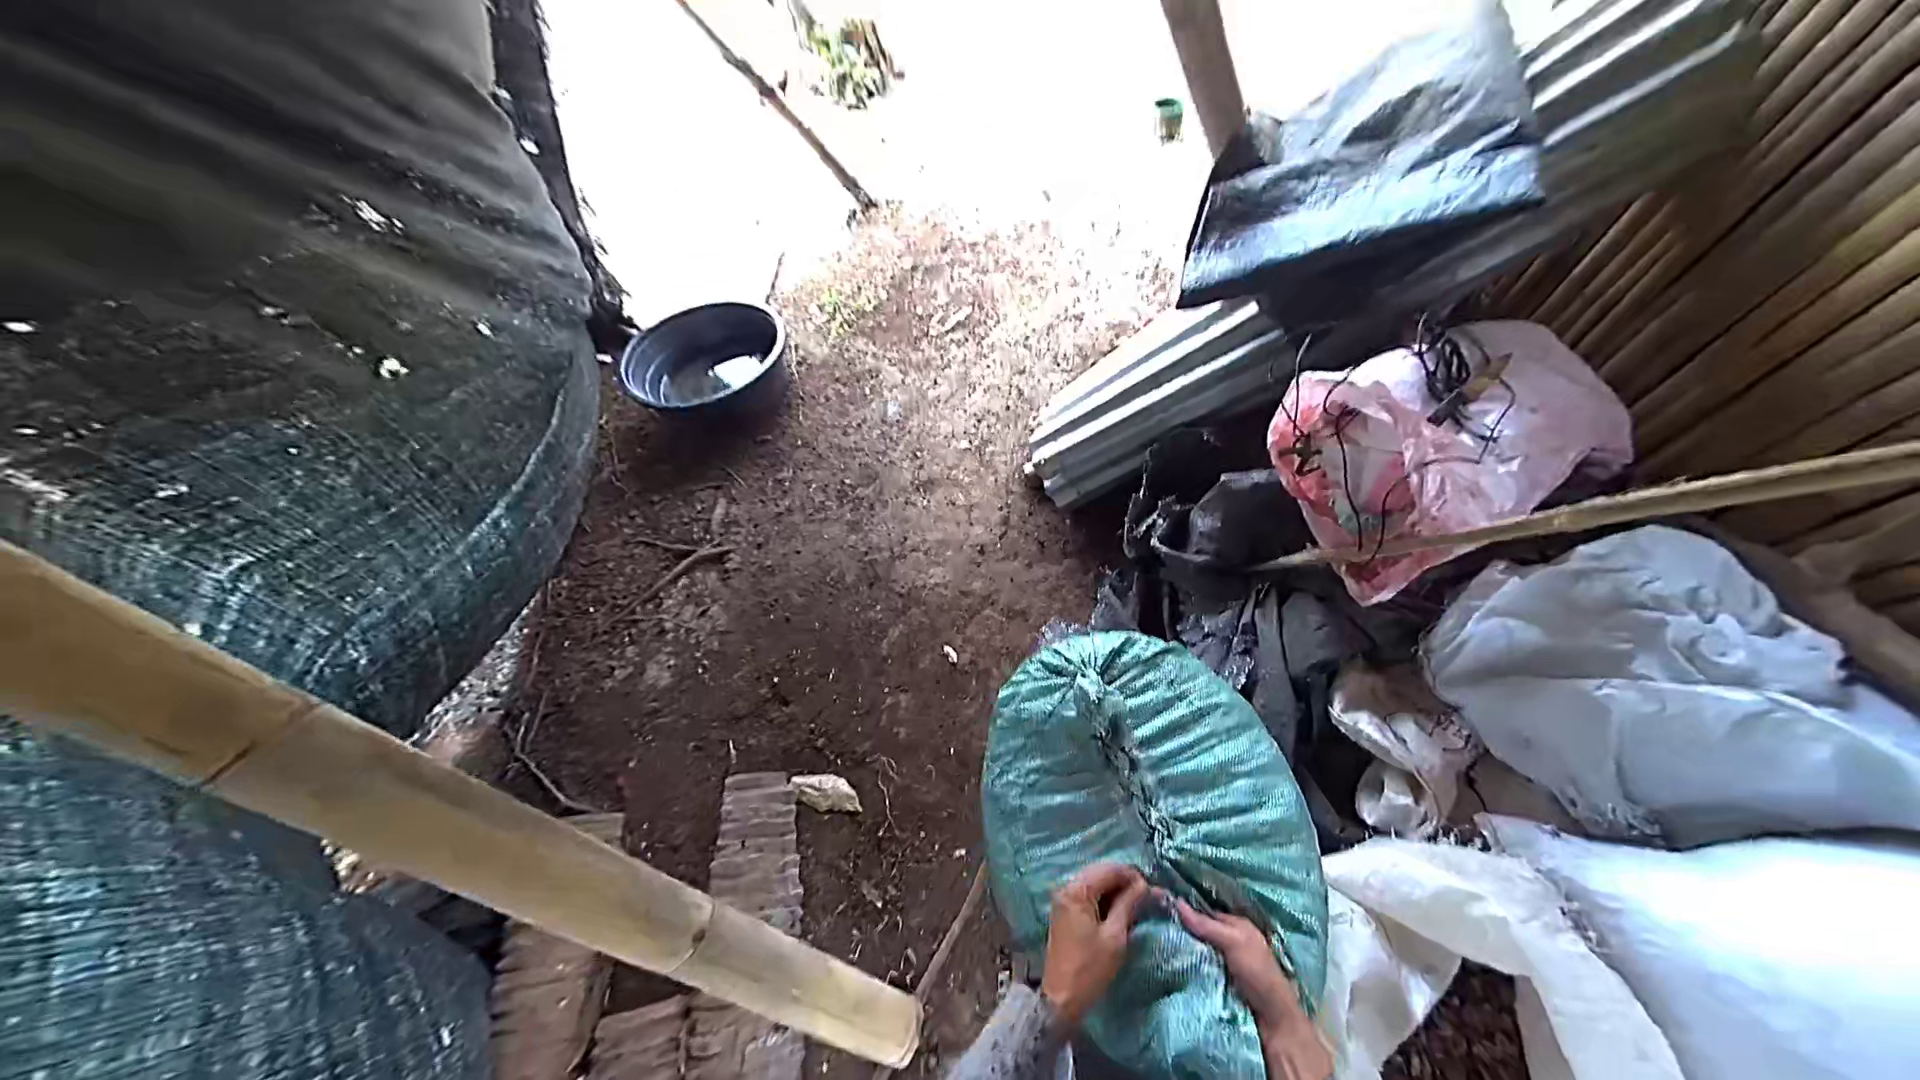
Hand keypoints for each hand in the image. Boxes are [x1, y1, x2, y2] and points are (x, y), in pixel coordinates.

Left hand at [1040, 862, 1148, 1024]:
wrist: (1062, 998)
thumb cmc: (1090, 968)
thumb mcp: (1115, 937)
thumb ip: (1128, 905)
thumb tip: (1143, 885)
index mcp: (1077, 890)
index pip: (1108, 869)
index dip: (1131, 875)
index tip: (1151, 889)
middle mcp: (1066, 887)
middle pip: (1099, 873)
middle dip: (1123, 881)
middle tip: (1145, 896)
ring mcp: (1063, 899)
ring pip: (1094, 883)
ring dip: (1114, 890)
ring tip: (1135, 904)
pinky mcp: (1064, 911)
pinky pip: (1087, 895)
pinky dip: (1103, 899)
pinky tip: (1118, 910)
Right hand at [1175, 900, 1332, 1079]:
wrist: (1272, 1022)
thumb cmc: (1257, 974)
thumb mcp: (1233, 942)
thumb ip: (1206, 924)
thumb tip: (1175, 901)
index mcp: (1238, 926)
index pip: (1206, 913)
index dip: (1187, 911)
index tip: (1162, 909)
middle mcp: (1230, 941)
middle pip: (1199, 932)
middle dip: (1182, 930)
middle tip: (1155, 925)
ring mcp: (1223, 963)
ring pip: (1196, 950)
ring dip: (1182, 949)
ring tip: (1157, 941)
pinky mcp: (1217, 982)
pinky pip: (1197, 968)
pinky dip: (1186, 965)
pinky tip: (1169, 961)